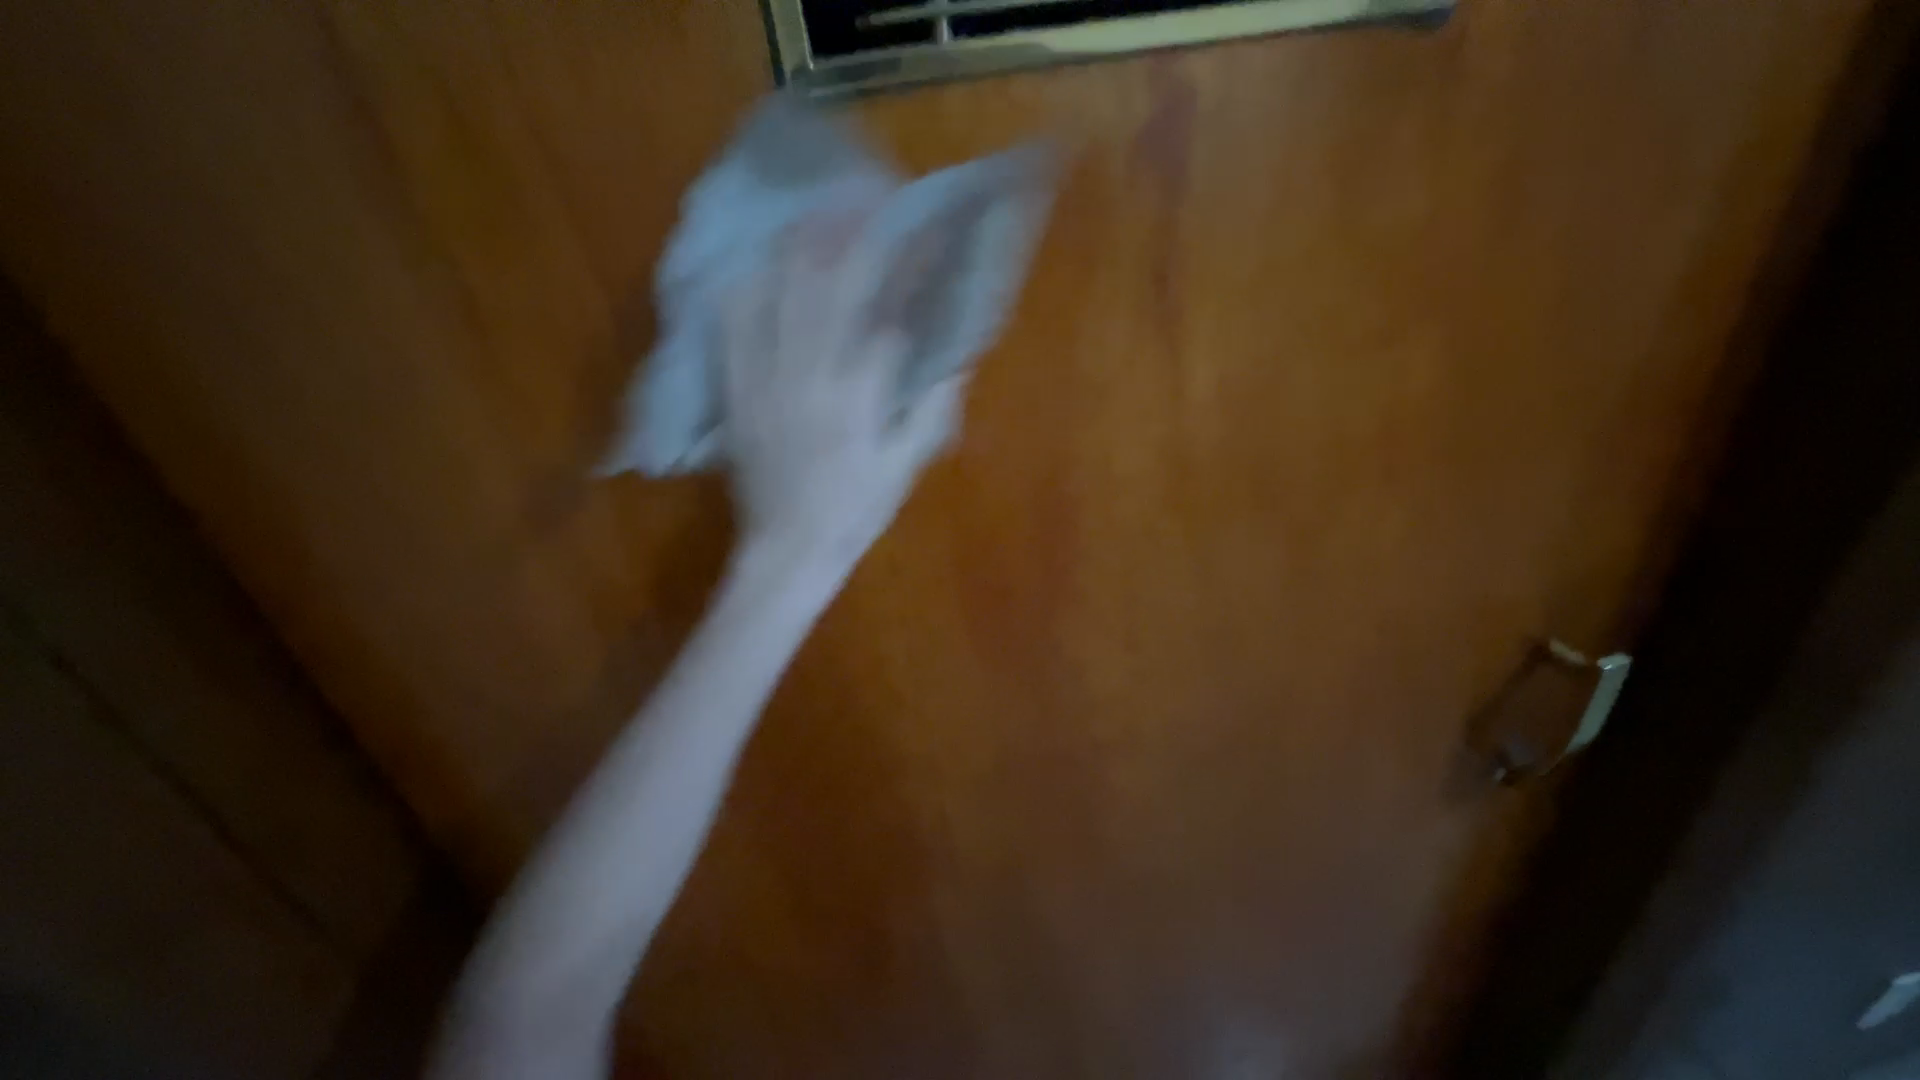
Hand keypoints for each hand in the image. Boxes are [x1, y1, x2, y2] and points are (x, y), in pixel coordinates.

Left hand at [720, 220, 961, 573]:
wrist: (786, 549)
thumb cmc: (854, 510)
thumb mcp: (904, 466)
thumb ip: (929, 409)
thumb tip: (953, 359)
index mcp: (855, 394)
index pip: (882, 312)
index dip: (902, 267)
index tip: (917, 233)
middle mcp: (807, 374)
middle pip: (824, 286)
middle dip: (845, 235)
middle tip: (860, 197)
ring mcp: (763, 379)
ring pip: (776, 297)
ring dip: (795, 250)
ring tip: (811, 215)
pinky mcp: (735, 391)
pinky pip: (733, 328)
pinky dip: (745, 291)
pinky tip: (756, 267)